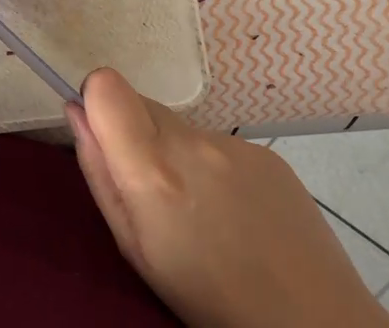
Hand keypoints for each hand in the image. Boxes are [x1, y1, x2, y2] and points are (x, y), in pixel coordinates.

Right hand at [67, 69, 388, 327]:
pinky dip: (214, 167)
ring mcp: (236, 146)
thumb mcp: (132, 244)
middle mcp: (193, 144)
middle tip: (153, 188)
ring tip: (202, 209)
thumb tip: (75, 111)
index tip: (104, 135)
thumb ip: (98, 171)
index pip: (106, 85)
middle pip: (140, 102)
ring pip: (180, 126)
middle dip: (134, 132)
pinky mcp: (269, 155)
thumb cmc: (205, 293)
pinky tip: (236, 212)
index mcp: (152, 169)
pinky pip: (218, 144)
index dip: (97, 101)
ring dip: (176, 153)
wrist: (313, 323)